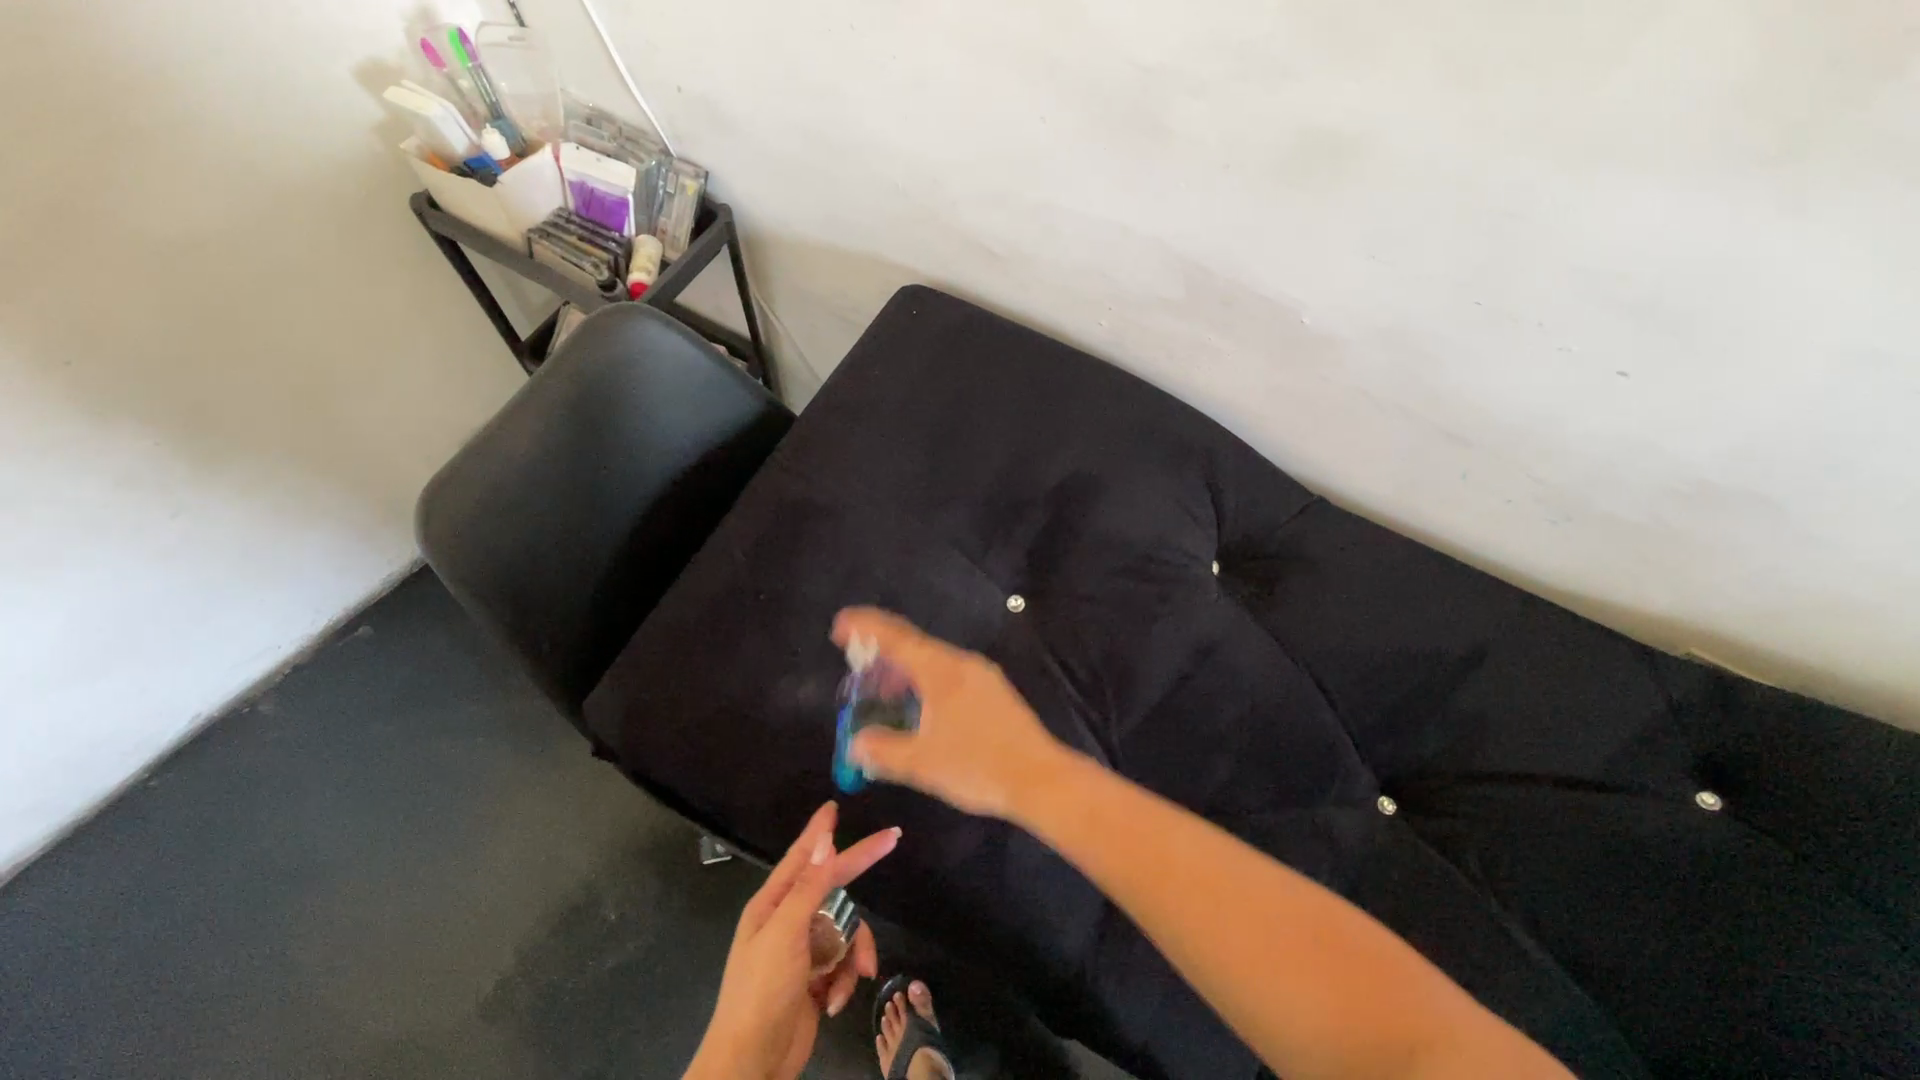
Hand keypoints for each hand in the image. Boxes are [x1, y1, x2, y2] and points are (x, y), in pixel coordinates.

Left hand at [686, 803, 898, 1079]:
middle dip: (856, 900)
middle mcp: (786, 923)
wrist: (752, 1062)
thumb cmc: (761, 992)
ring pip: (845, 932)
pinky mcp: (814, 981)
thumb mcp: (785, 934)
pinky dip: (844, 981)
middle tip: (892, 846)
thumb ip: (808, 888)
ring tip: (854, 977)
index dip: (822, 833)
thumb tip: (825, 842)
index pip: (804, 858)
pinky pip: (843, 965)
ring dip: (854, 954)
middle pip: (834, 895)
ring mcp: (801, 954)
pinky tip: (832, 1002)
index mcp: (771, 905)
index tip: (837, 807)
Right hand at [832, 607, 1071, 819]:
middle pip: (914, 648)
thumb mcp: (922, 763)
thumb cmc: (978, 766)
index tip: (841, 626)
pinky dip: (924, 685)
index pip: (896, 639)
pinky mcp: (994, 695)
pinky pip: (949, 678)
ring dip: (904, 674)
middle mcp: (962, 665)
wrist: (1040, 779)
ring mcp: (982, 678)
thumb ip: (883, 751)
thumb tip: (856, 744)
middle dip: (882, 657)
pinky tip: (918, 711)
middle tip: (857, 672)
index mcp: (941, 672)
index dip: (866, 629)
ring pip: (933, 664)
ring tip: (882, 696)